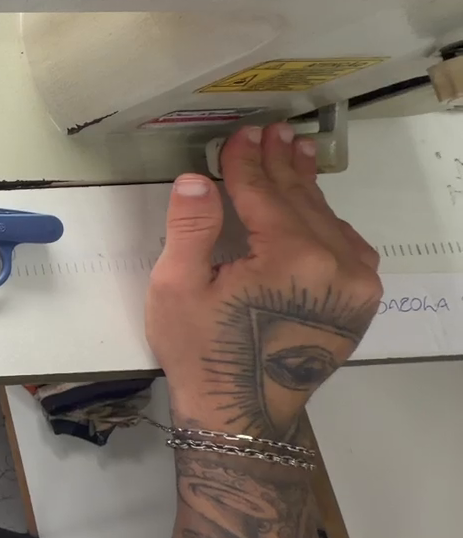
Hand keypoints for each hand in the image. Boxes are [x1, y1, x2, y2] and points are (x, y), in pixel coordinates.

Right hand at [146, 123, 381, 442]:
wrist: (241, 406)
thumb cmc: (200, 345)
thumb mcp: (178, 285)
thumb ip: (191, 230)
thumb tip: (195, 181)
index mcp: (291, 255)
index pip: (263, 195)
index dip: (245, 163)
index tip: (239, 135)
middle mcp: (338, 262)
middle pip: (301, 201)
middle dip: (280, 165)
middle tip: (273, 132)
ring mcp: (357, 282)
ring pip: (328, 219)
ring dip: (306, 186)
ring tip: (295, 154)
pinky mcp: (359, 298)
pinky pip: (345, 244)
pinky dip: (323, 217)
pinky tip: (313, 207)